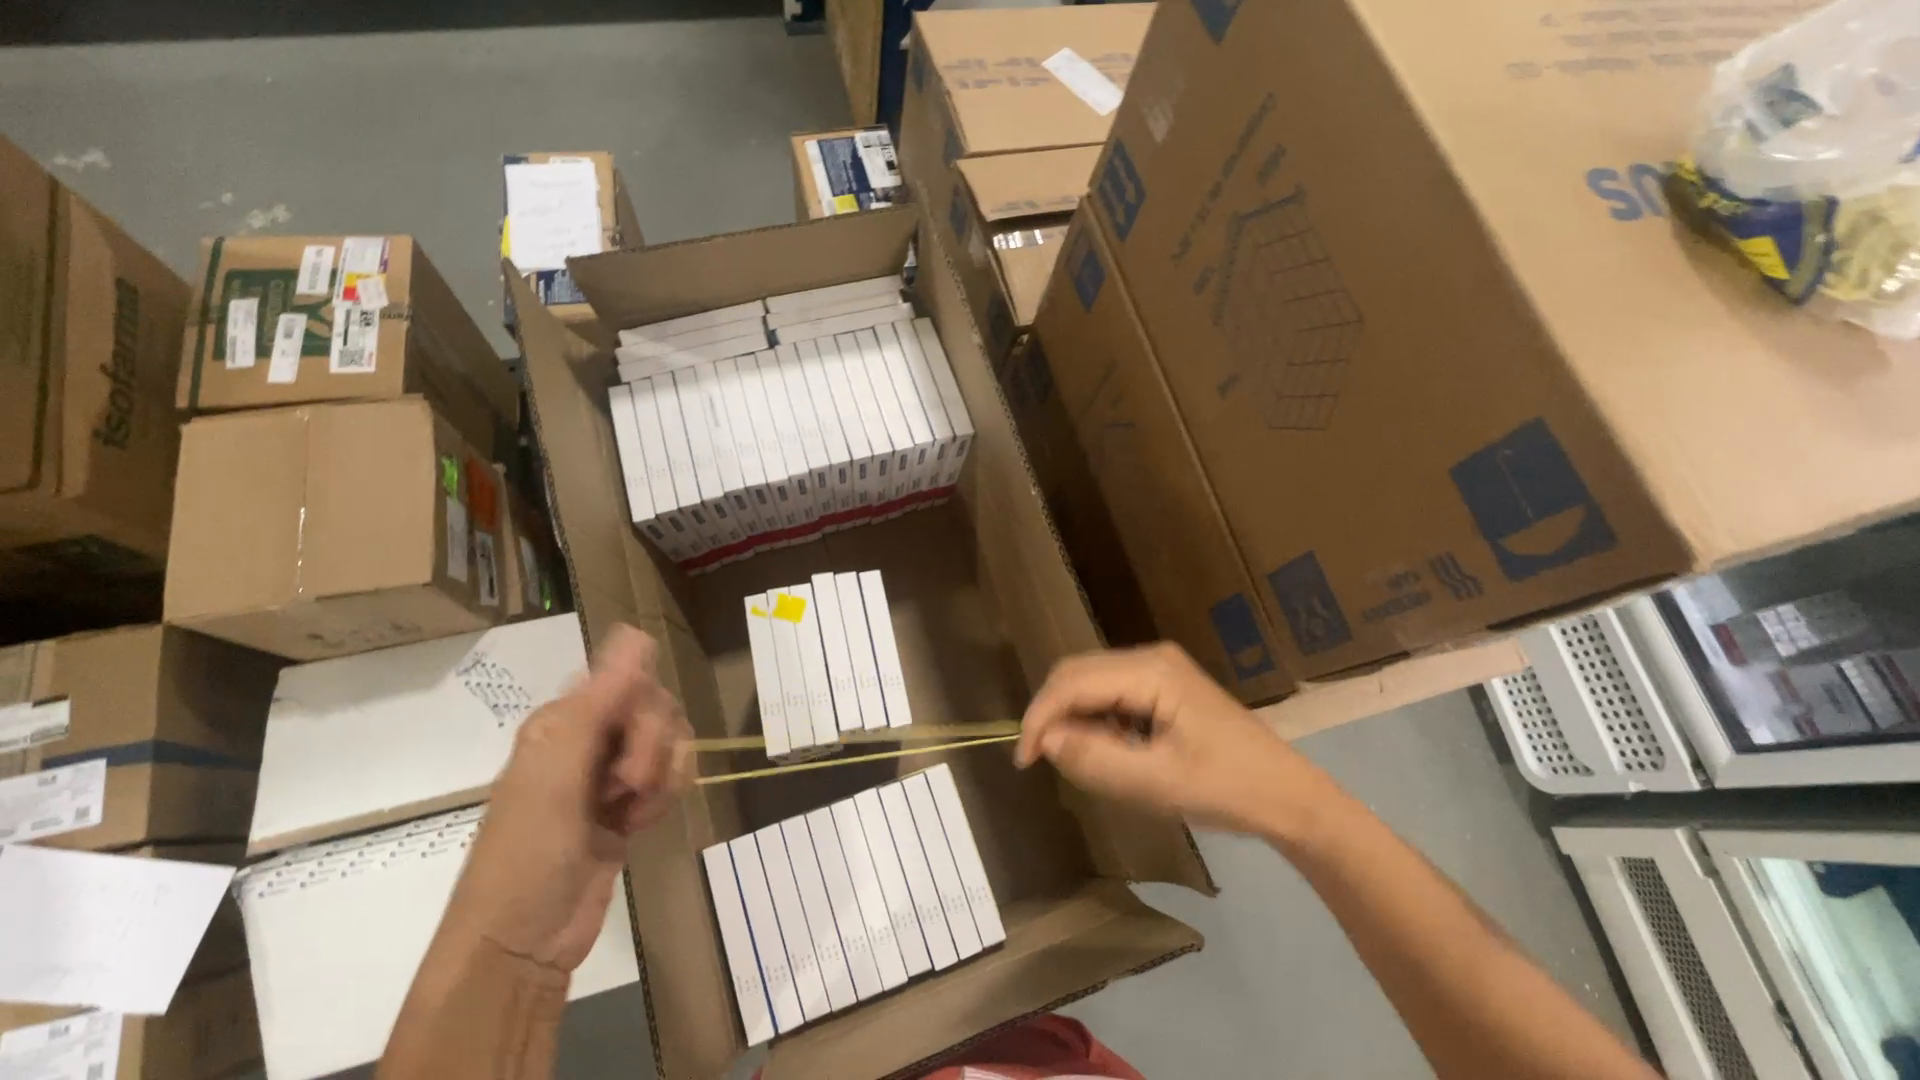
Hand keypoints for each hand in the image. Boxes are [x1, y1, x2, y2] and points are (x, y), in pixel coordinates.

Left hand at [446, 626, 692, 970]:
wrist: (523, 942)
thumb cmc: (528, 855)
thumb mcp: (557, 774)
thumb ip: (598, 701)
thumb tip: (636, 634)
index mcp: (562, 722)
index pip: (629, 683)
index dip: (643, 712)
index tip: (630, 750)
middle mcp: (585, 741)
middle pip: (654, 711)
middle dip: (654, 747)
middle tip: (628, 787)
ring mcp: (607, 777)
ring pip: (666, 745)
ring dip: (661, 775)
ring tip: (632, 810)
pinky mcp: (626, 808)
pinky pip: (666, 779)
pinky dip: (662, 799)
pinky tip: (639, 824)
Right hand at [1015, 643, 1337, 838]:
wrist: (1289, 797)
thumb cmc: (1228, 789)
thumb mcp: (1157, 783)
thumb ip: (1097, 760)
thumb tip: (1047, 740)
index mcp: (1152, 672)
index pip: (1073, 681)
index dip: (1041, 718)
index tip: (1024, 762)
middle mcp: (1152, 658)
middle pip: (1077, 673)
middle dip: (1052, 715)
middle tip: (1042, 762)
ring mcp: (1161, 670)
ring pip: (1092, 683)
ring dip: (1075, 719)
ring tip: (1082, 763)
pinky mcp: (1165, 688)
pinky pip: (1112, 695)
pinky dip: (1097, 722)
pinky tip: (1110, 753)